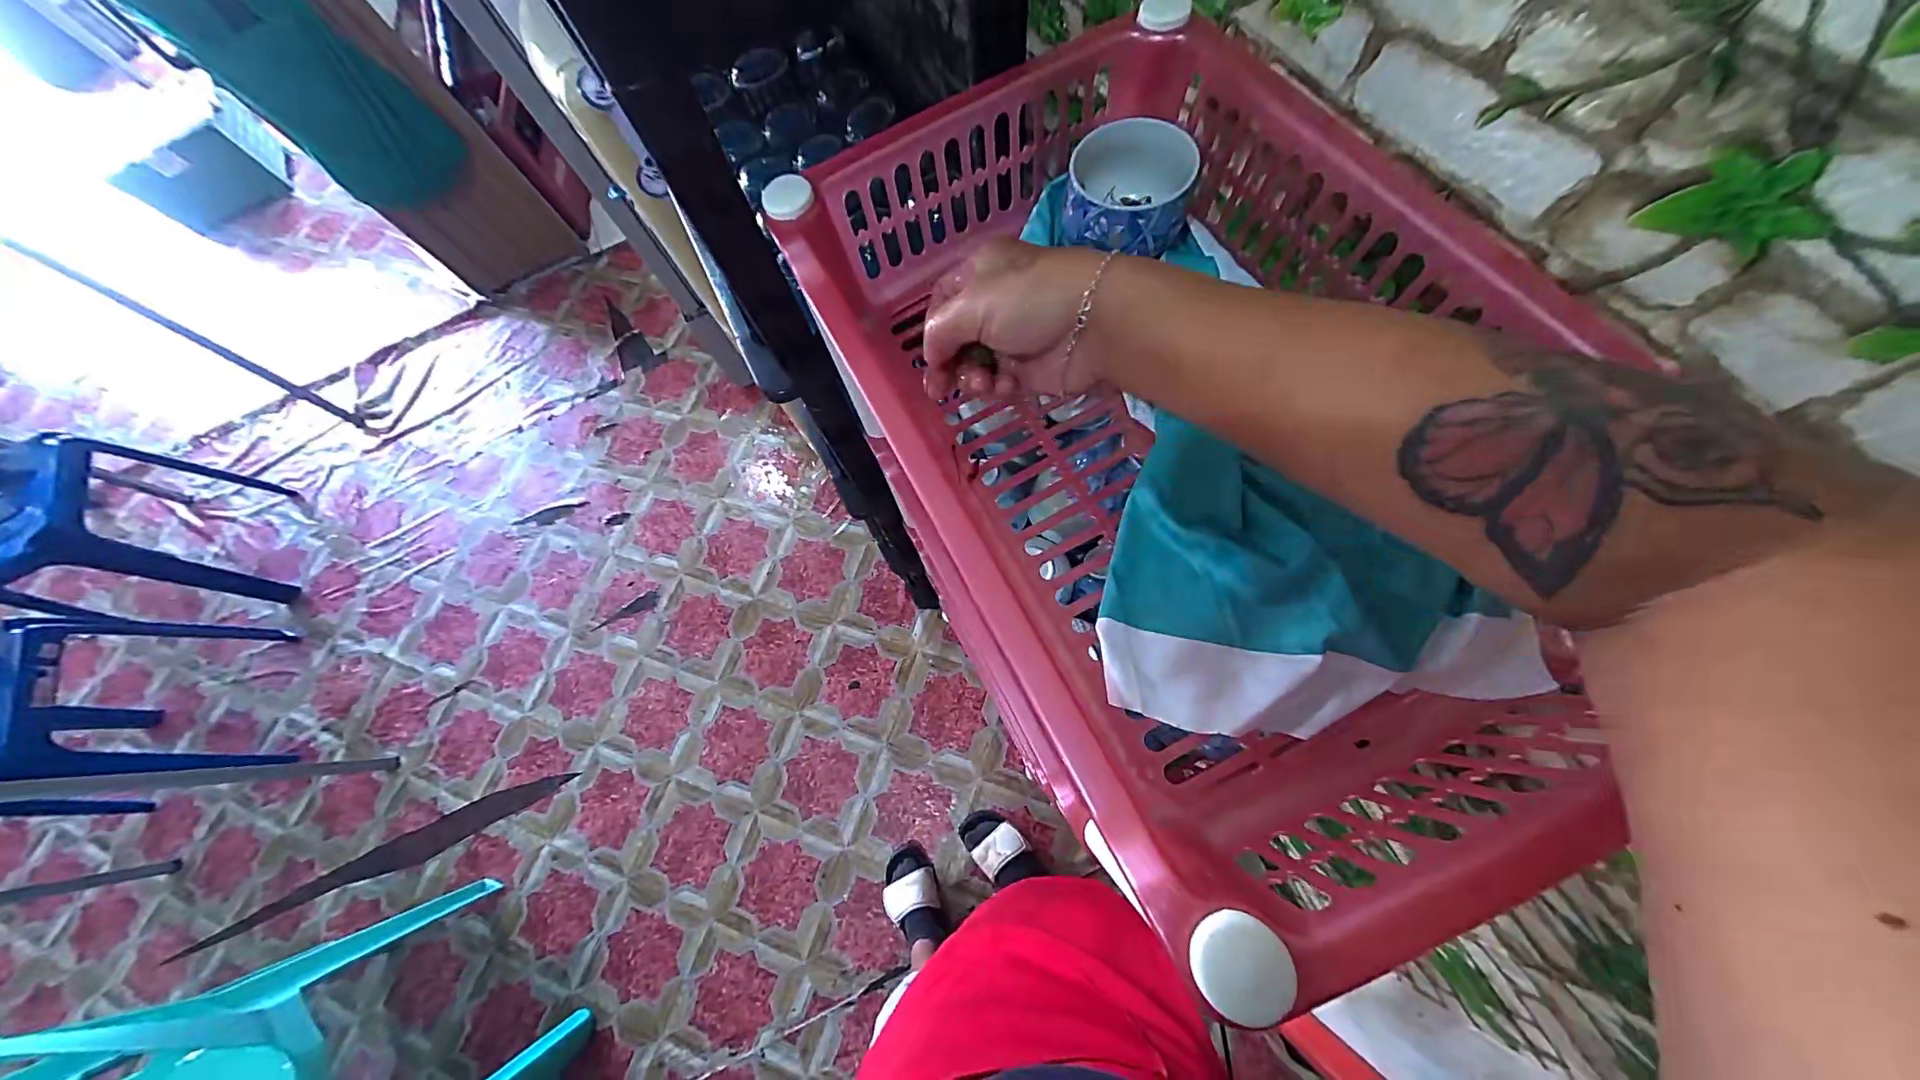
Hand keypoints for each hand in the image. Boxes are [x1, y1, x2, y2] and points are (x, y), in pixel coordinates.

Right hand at [920, 239, 1115, 398]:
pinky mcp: (1029, 367)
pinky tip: (1005, 387)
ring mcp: (1012, 336)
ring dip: (972, 378)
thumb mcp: (971, 306)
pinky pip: (999, 381)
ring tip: (984, 383)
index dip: (930, 333)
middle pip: (955, 339)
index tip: (929, 360)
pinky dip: (996, 388)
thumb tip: (933, 359)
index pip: (940, 304)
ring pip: (974, 364)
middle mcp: (993, 303)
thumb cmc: (1029, 300)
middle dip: (948, 364)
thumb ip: (939, 332)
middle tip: (942, 389)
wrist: (1096, 323)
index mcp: (978, 273)